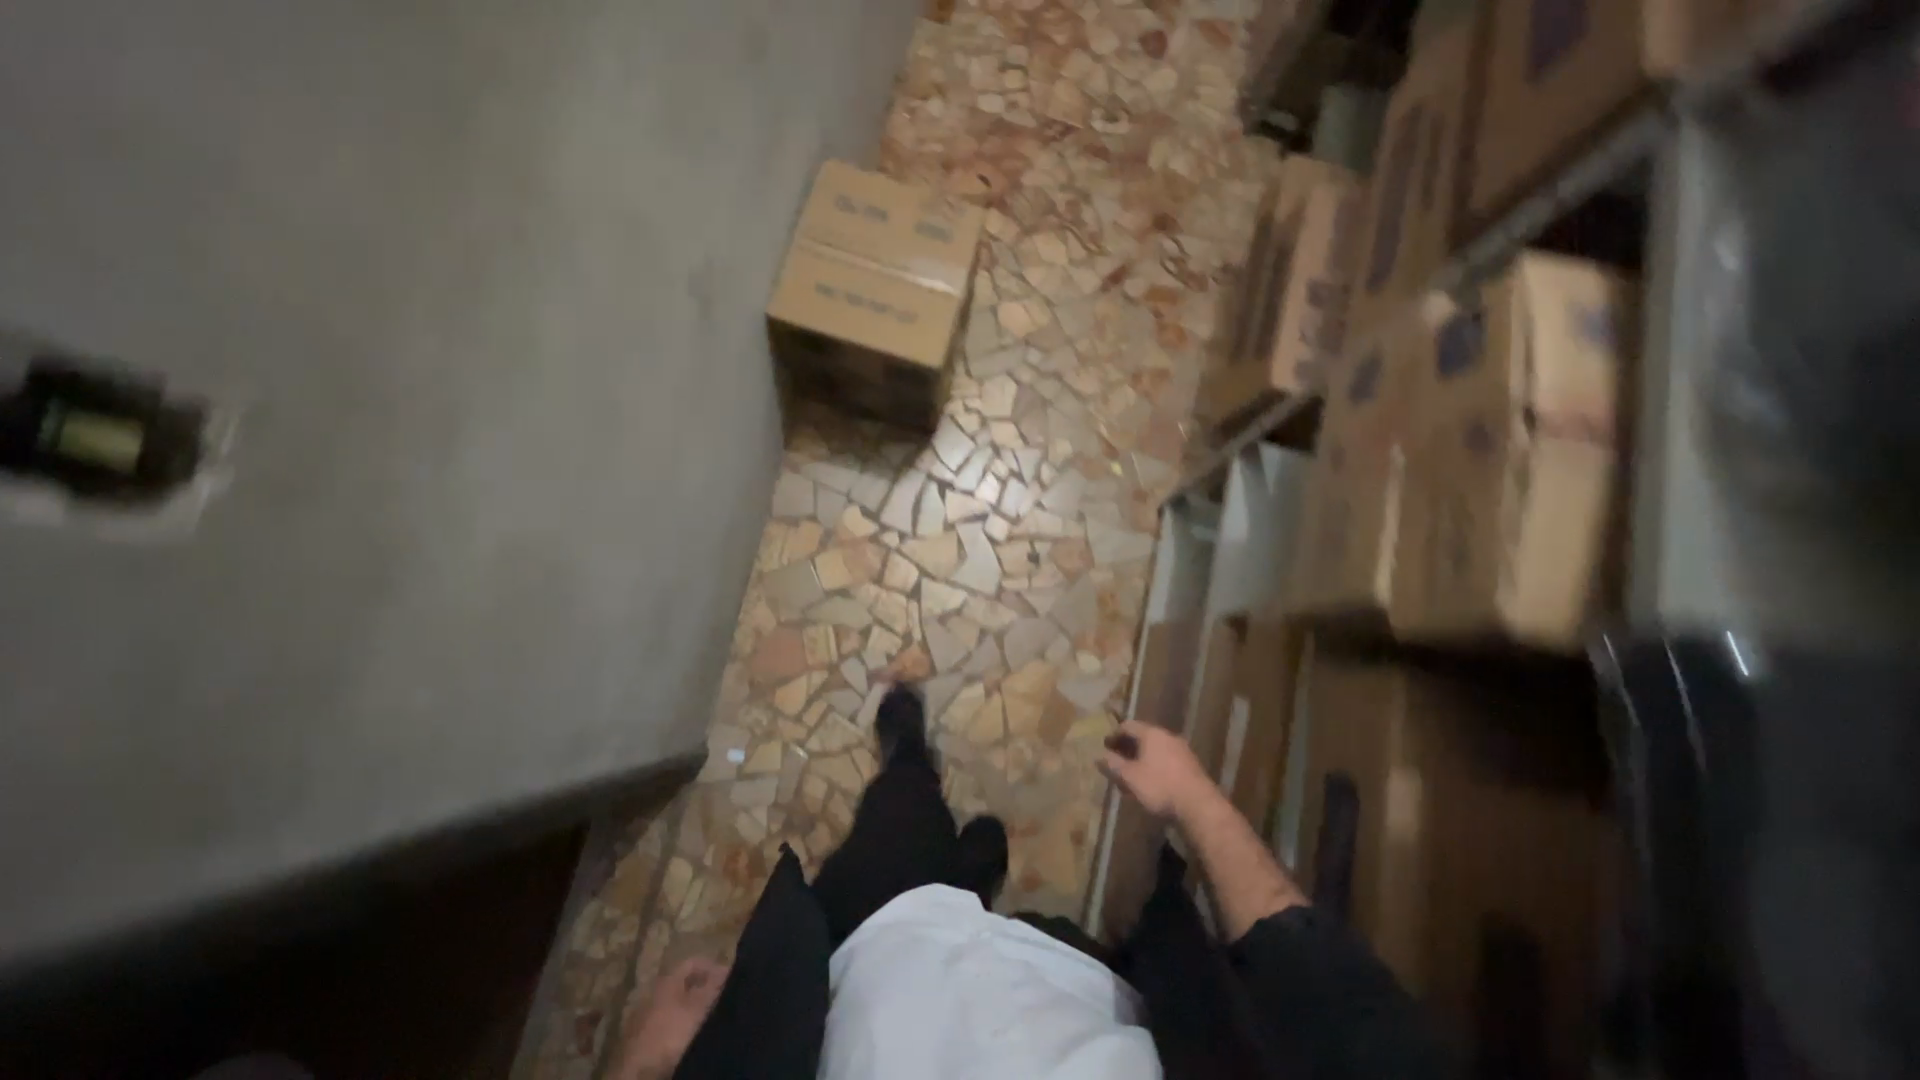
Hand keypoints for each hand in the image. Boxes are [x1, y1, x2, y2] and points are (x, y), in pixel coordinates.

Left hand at [611, 957, 729, 1079]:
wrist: (637, 1071)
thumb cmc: (669, 1032)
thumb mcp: (696, 1008)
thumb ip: (712, 986)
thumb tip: (726, 968)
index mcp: (667, 980)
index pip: (692, 962)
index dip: (712, 966)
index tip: (729, 977)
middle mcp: (654, 992)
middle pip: (683, 982)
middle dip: (703, 987)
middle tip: (722, 996)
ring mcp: (646, 1014)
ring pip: (676, 1003)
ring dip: (693, 1006)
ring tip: (711, 1016)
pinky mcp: (644, 1035)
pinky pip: (668, 1021)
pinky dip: (682, 1022)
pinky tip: (691, 1033)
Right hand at [1100, 721, 1215, 820]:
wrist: (1199, 806)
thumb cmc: (1159, 786)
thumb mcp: (1130, 777)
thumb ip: (1113, 765)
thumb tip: (1098, 756)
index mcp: (1152, 734)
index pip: (1128, 726)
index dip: (1113, 735)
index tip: (1104, 748)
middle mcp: (1168, 737)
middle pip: (1142, 737)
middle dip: (1127, 750)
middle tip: (1115, 764)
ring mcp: (1182, 751)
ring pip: (1155, 751)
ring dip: (1140, 761)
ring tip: (1130, 778)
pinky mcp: (1190, 767)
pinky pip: (1166, 761)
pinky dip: (1154, 768)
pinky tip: (1149, 784)